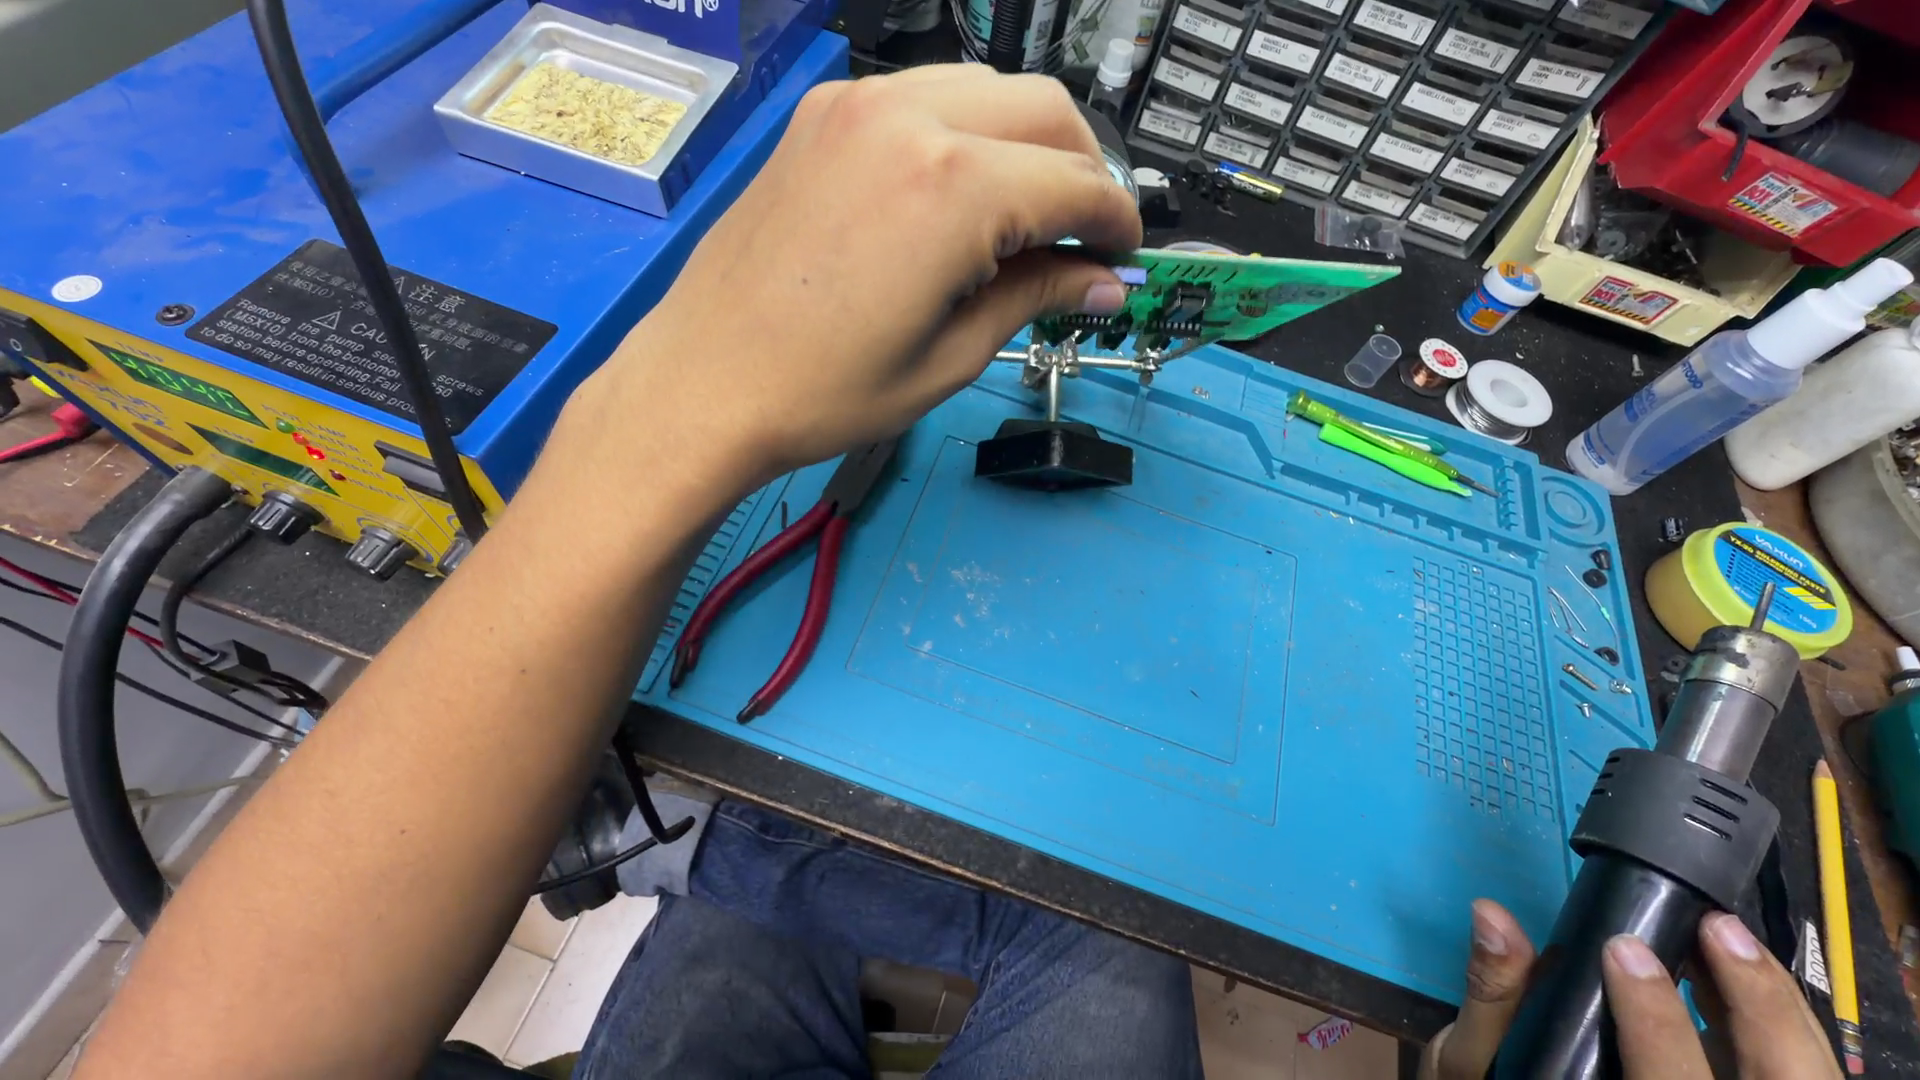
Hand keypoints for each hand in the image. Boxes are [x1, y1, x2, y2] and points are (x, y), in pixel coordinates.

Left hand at [587, 64, 1140, 483]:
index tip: (1123, 256)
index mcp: (950, 189)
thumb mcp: (949, 356)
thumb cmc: (821, 392)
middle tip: (1083, 237)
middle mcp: (908, 120)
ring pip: (988, 91)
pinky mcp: (824, 117)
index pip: (1074, 184)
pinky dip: (966, 133)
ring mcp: (858, 107)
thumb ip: (1033, 298)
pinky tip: (962, 192)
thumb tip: (1099, 280)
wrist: (705, 383)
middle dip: (1084, 171)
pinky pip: (925, 98)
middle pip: (1045, 111)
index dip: (1115, 222)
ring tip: (1027, 217)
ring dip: (1027, 144)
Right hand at [1422, 902, 1842, 1078]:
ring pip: (1801, 1076)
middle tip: (1714, 926)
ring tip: (1727, 935)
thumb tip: (1491, 915)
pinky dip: (1770, 1020)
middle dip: (1754, 1003)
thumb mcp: (1478, 1057)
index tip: (1624, 946)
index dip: (1657, 1019)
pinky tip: (1726, 974)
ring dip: (1772, 1004)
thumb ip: (1495, 994)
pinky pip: (1784, 1071)